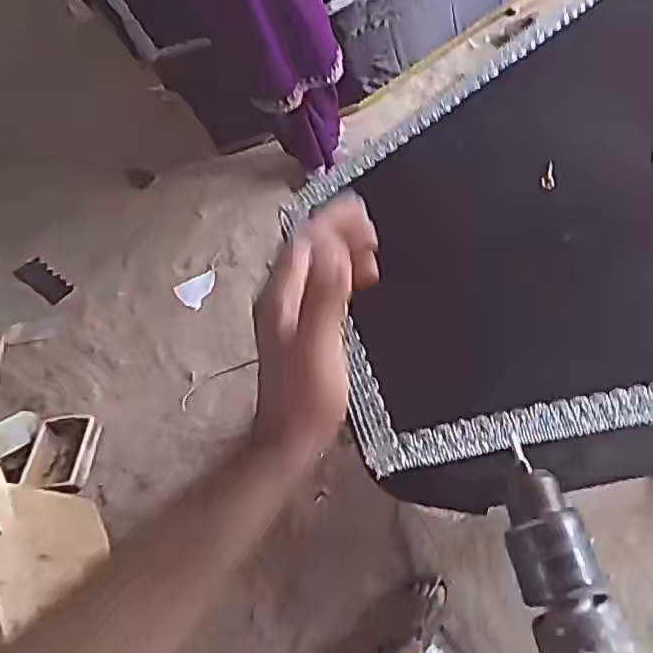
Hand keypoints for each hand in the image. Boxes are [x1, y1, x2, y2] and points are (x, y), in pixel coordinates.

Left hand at [252, 196, 378, 460]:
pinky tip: (361, 279)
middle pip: (306, 248)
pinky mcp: (300, 323)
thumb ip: (327, 296)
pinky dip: (341, 272)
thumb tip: (335, 247)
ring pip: (314, 264)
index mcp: (280, 298)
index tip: (365, 213)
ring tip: (373, 253)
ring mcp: (287, 310)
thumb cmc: (307, 399)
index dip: (332, 221)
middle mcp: (279, 297)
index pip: (304, 242)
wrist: (289, 439)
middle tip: (374, 232)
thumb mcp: (321, 346)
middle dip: (338, 231)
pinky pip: (320, 282)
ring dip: (341, 250)